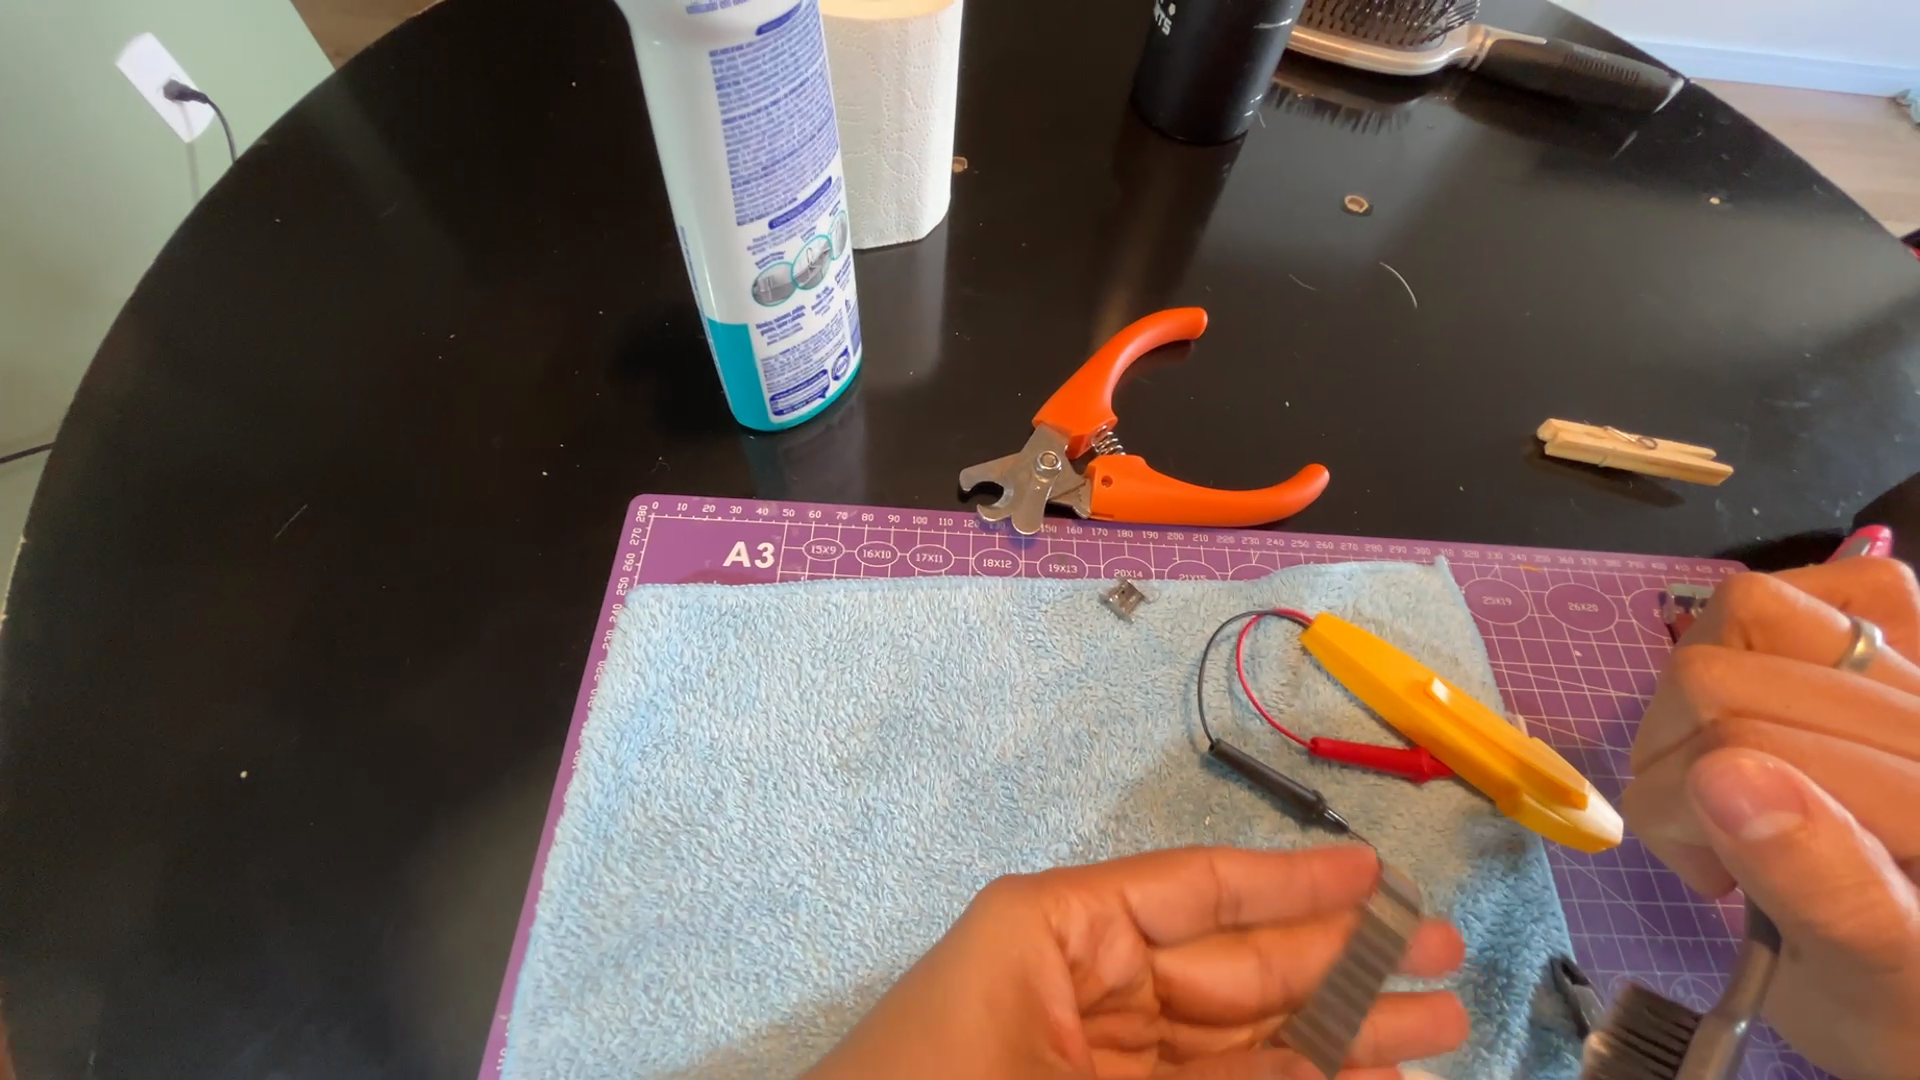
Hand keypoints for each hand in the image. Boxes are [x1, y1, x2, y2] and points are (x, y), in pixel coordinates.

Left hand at [803, 846, 1465, 1079]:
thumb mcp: (1073, 1063)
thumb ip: (1213, 1062)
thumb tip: (1308, 1068)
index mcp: (1058, 928)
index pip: (1192, 891)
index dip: (1287, 881)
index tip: (1371, 872)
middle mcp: (1083, 978)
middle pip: (1229, 962)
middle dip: (1334, 960)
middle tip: (1438, 952)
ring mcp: (1097, 1049)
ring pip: (1235, 1036)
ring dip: (1332, 1037)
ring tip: (1437, 1027)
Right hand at [1622, 558, 1919, 1079]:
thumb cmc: (1911, 1012)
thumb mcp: (1868, 994)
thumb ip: (1822, 893)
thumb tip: (1723, 779)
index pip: (1736, 749)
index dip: (1686, 817)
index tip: (1716, 887)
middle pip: (1720, 679)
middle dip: (1682, 761)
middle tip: (1719, 836)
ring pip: (1753, 612)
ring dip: (1704, 692)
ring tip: (1735, 763)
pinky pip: (1857, 586)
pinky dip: (1788, 623)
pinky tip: (1781, 695)